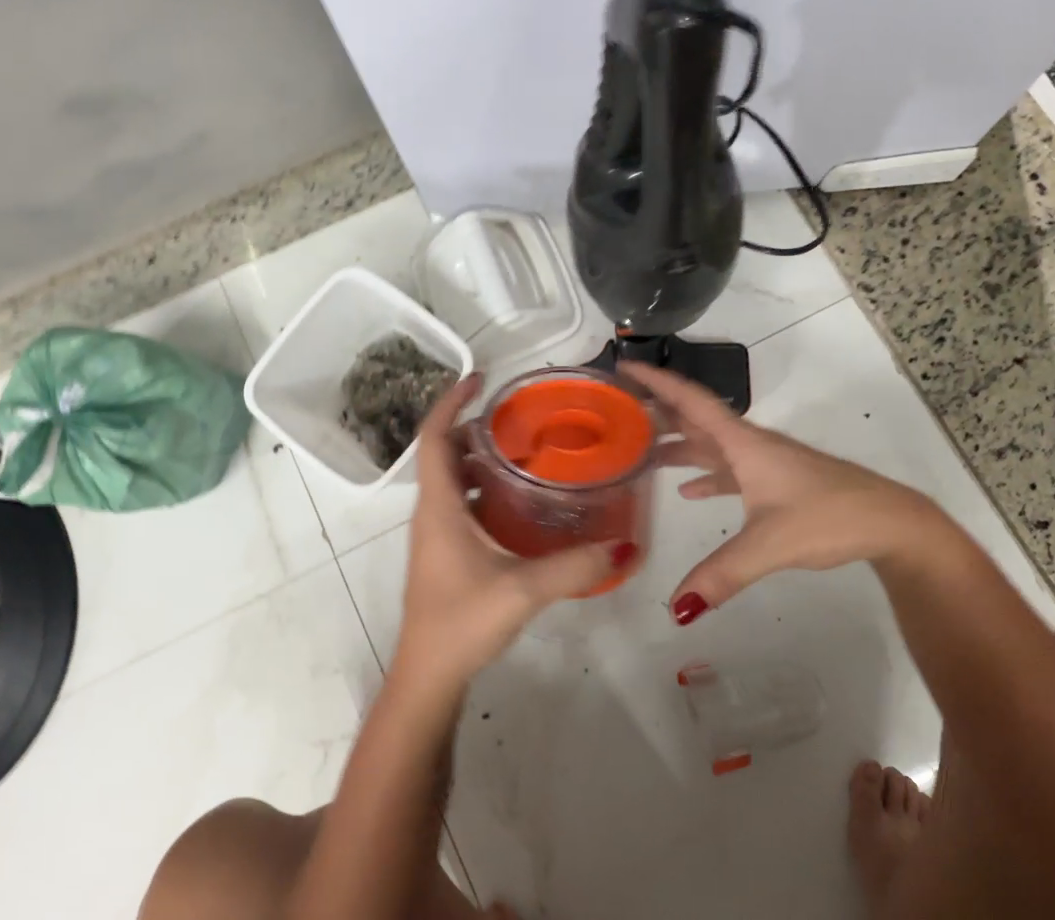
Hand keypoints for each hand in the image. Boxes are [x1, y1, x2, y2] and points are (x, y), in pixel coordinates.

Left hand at [393, 374, 640, 691]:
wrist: (428, 676)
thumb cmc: (461, 624)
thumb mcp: (521, 591)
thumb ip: (573, 567)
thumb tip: (626, 544)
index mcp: (439, 507)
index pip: (434, 437)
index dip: (451, 401)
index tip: (481, 377)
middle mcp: (432, 513)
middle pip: (446, 453)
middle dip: (478, 428)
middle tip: (524, 417)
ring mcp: (437, 536)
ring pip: (455, 481)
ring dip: (483, 459)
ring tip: (531, 451)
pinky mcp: (447, 555)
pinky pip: (463, 505)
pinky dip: (487, 490)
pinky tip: (526, 504)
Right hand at [620, 362, 954, 624]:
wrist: (889, 522)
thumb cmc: (829, 517)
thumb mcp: (769, 546)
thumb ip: (721, 575)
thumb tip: (675, 609)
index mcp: (744, 443)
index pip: (691, 401)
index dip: (656, 382)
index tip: (622, 366)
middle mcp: (750, 445)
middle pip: (695, 419)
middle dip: (657, 412)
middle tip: (616, 410)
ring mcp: (765, 463)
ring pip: (711, 444)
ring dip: (677, 444)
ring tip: (640, 451)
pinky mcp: (777, 482)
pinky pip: (729, 469)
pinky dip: (704, 475)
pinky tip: (687, 492)